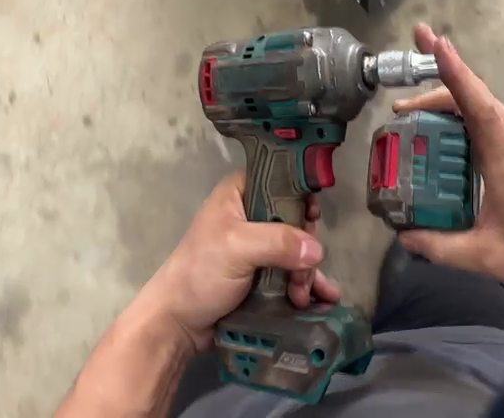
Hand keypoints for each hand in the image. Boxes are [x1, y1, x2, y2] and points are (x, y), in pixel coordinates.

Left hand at [135, 171, 343, 352]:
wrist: (179, 322)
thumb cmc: (201, 271)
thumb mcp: (237, 248)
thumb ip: (278, 242)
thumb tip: (317, 250)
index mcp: (239, 192)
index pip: (278, 180)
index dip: (299, 196)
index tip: (313, 217)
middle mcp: (250, 213)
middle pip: (293, 218)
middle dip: (304, 246)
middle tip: (302, 270)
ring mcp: (257, 245)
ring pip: (296, 248)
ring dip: (306, 271)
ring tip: (302, 297)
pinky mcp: (263, 273)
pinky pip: (293, 272)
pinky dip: (307, 284)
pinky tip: (324, 299)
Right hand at [392, 23, 503, 292]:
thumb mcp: (490, 257)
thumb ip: (443, 247)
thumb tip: (406, 237)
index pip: (476, 103)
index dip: (454, 70)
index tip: (434, 43)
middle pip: (472, 96)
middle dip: (436, 82)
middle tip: (401, 97)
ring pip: (480, 105)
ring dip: (447, 100)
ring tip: (413, 113)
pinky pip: (488, 119)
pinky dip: (462, 115)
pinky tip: (445, 134)